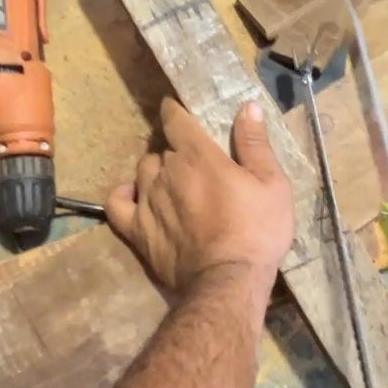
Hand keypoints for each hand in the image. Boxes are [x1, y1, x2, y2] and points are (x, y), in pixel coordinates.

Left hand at [106, 97, 293, 296]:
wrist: (229, 281)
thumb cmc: (257, 230)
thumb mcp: (271, 184)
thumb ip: (254, 143)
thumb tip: (246, 106)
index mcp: (197, 155)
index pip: (175, 119)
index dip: (175, 110)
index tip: (177, 109)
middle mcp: (166, 171)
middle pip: (162, 149)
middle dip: (175, 151)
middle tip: (195, 165)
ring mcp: (147, 200)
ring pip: (143, 171)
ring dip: (155, 171)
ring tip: (172, 183)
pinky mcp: (136, 229)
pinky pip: (117, 203)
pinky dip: (124, 194)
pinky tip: (136, 196)